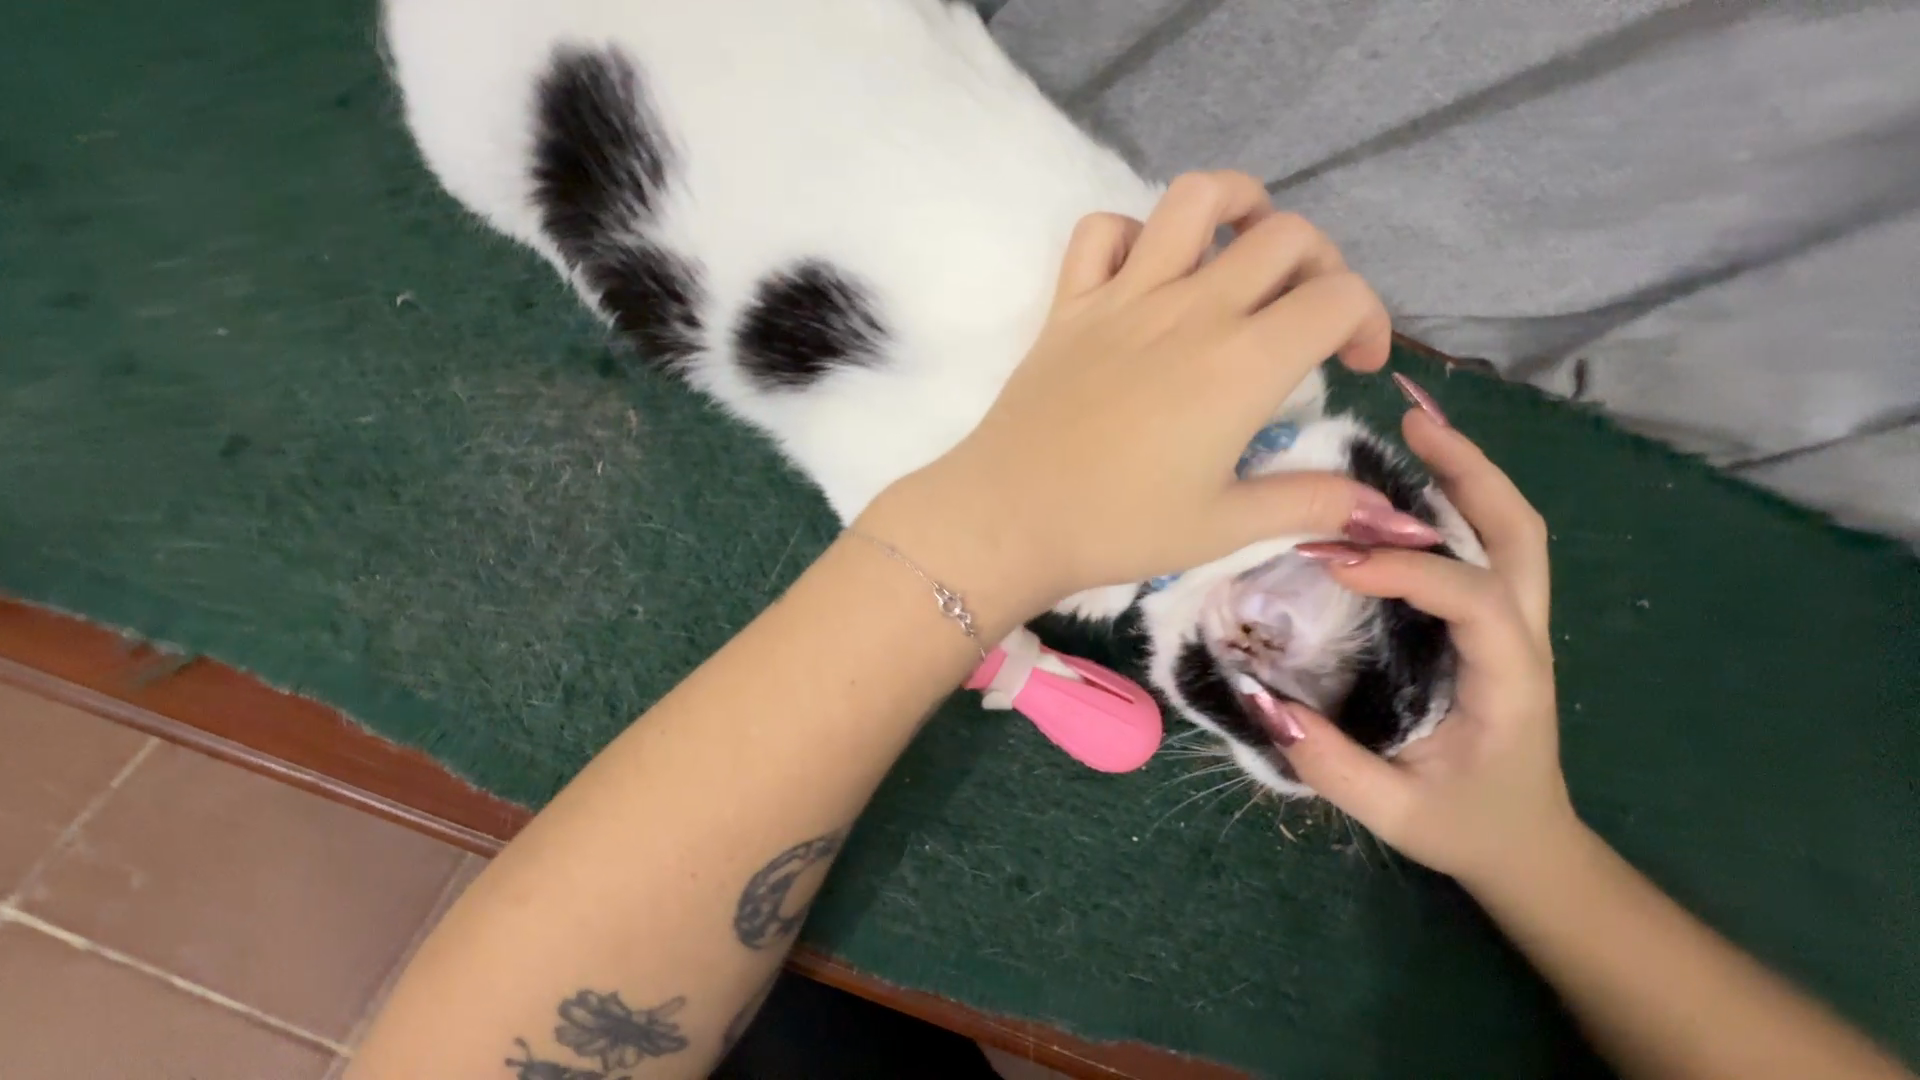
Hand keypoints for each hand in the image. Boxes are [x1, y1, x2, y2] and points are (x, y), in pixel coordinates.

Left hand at [862, 171, 1399, 614]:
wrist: (1010, 517)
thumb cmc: (1117, 527)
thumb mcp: (1223, 527)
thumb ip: (1305, 503)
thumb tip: (1373, 505)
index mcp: (1243, 363)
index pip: (1339, 297)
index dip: (1369, 320)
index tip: (1353, 366)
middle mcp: (1192, 310)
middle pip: (1286, 236)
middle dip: (1321, 265)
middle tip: (1307, 316)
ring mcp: (1124, 296)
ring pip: (1194, 198)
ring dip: (1237, 204)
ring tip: (1244, 248)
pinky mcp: (1069, 303)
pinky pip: (1099, 231)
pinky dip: (1131, 233)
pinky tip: (1144, 272)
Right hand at [1273, 399, 1577, 888]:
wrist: (1528, 846)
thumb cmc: (1467, 827)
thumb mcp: (1395, 813)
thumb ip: (1331, 765)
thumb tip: (1260, 699)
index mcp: (1510, 681)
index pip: (1473, 598)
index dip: (1404, 568)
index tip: (1330, 560)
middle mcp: (1525, 640)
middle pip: (1517, 534)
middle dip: (1468, 471)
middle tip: (1409, 424)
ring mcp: (1517, 627)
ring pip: (1511, 532)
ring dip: (1468, 474)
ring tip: (1414, 428)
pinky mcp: (1495, 625)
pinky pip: (1488, 549)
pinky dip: (1458, 503)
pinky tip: (1411, 483)